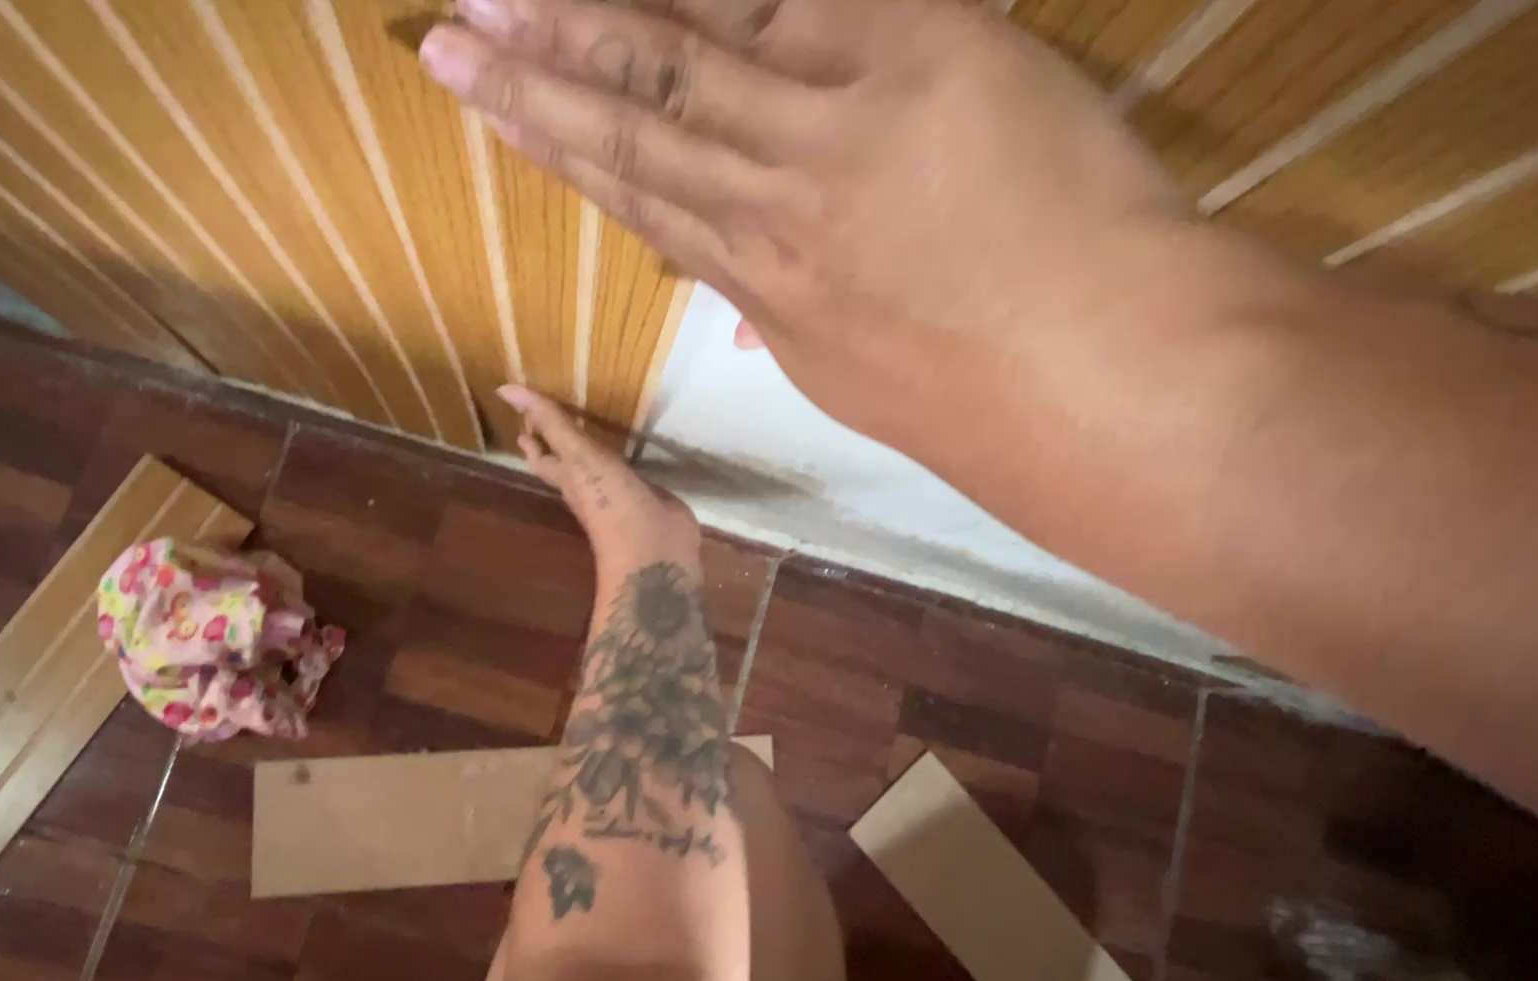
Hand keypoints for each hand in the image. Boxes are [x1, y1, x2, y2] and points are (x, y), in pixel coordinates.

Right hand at [419, 0, 1191, 460]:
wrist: (1086, 373)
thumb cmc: (972, 386)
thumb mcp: (847, 367)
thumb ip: (785, 314)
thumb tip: (746, 308)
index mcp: (757, 278)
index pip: (638, 195)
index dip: (557, 149)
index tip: (493, 110)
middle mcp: (769, 200)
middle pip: (636, 123)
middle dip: (538, 73)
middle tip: (451, 30)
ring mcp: (833, 126)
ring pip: (687, 59)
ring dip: (589, 19)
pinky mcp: (914, 54)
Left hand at [497, 385, 700, 580]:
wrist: (653, 548)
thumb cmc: (610, 501)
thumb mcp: (577, 456)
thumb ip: (550, 422)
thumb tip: (505, 389)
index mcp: (569, 477)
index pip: (542, 454)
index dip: (532, 436)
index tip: (524, 417)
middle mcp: (590, 486)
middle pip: (566, 463)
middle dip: (556, 444)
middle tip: (550, 422)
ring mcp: (619, 494)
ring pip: (597, 469)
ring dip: (590, 454)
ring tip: (589, 432)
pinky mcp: (648, 499)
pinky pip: (632, 476)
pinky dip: (627, 463)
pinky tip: (635, 454)